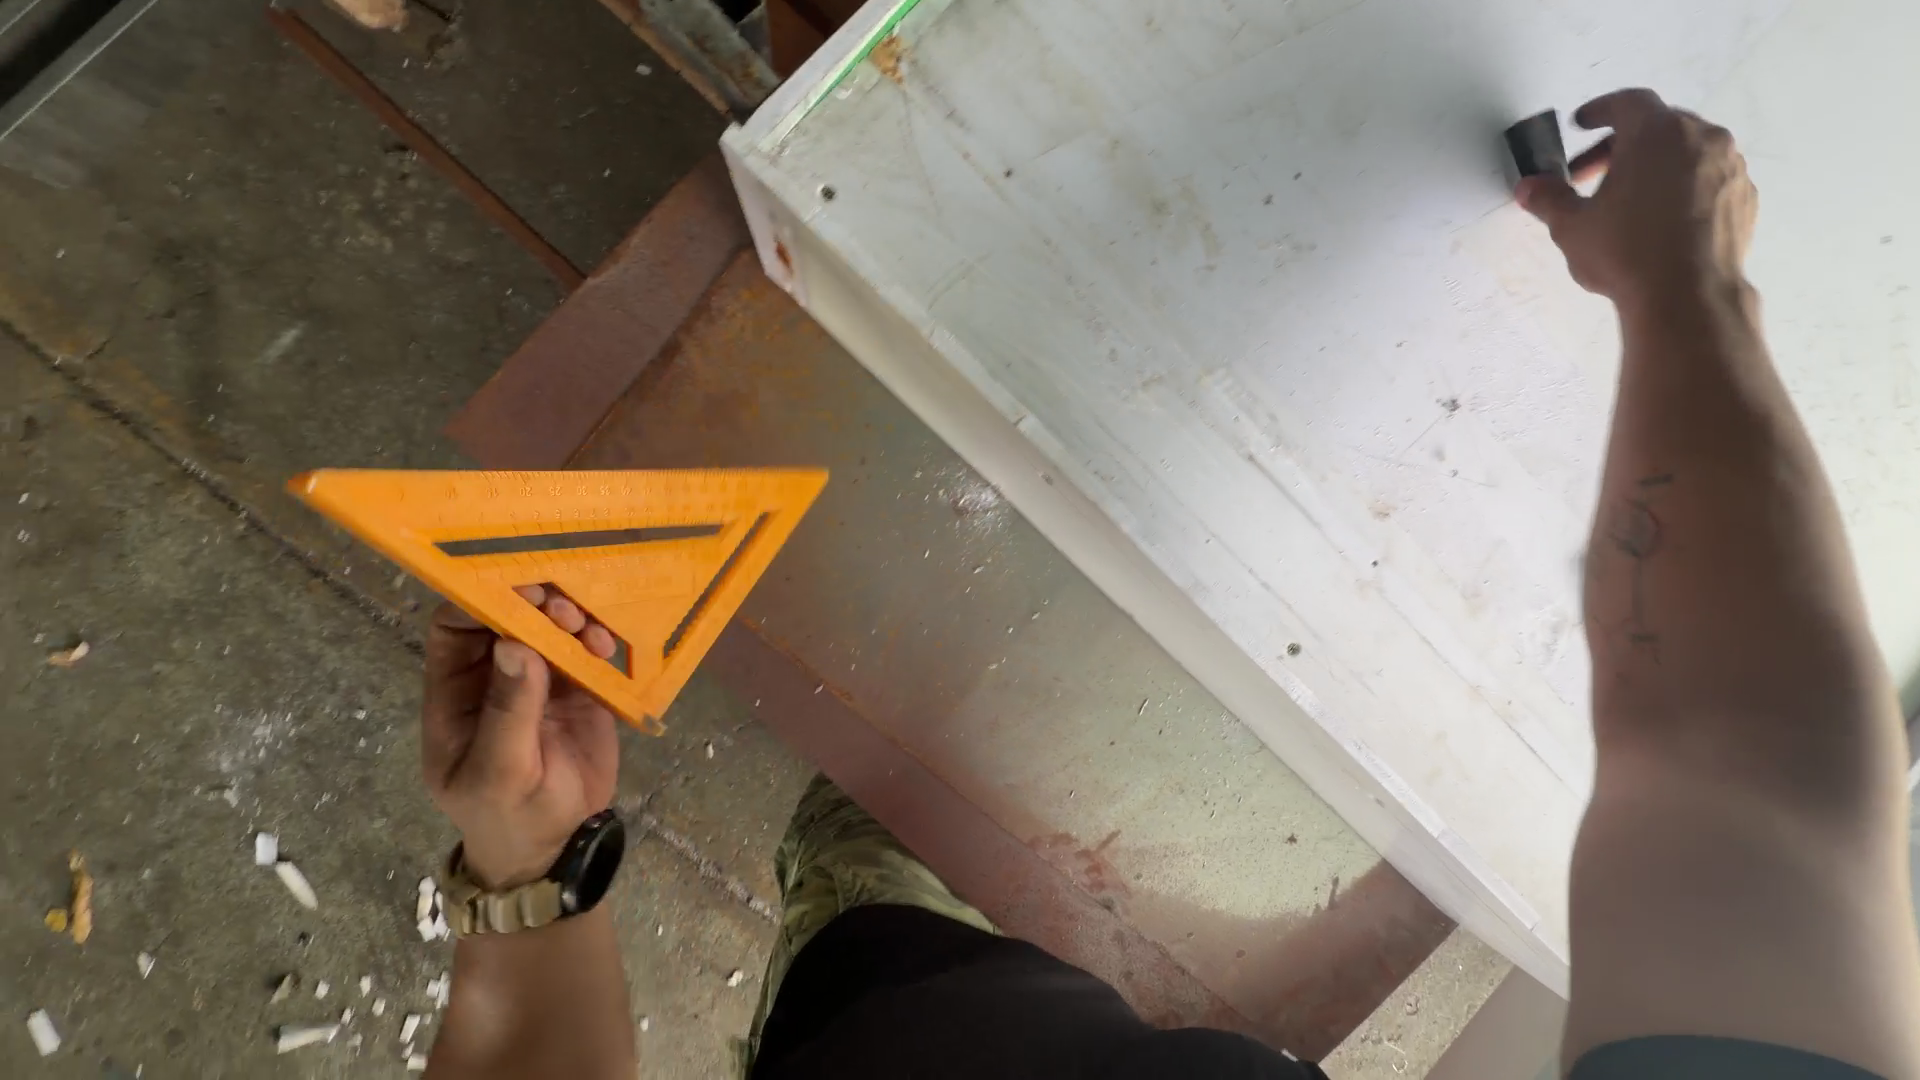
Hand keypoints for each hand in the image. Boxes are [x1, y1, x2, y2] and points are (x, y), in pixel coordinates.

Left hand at [422, 586, 620, 888]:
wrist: (559, 847)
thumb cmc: (511, 816)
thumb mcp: (502, 771)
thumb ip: (509, 710)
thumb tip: (516, 645)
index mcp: (457, 696)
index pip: (455, 631)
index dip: (481, 603)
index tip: (519, 592)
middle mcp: (497, 680)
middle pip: (510, 621)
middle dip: (536, 606)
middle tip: (564, 609)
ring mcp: (542, 684)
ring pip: (553, 632)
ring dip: (571, 620)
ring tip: (590, 629)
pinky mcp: (581, 693)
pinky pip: (589, 654)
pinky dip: (600, 643)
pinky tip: (608, 646)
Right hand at [1516, 89, 1757, 310]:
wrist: (1685, 291)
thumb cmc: (1623, 251)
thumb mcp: (1569, 226)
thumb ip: (1548, 199)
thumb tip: (1528, 187)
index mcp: (1656, 135)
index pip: (1628, 102)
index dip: (1600, 109)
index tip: (1581, 122)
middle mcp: (1701, 138)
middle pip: (1657, 126)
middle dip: (1618, 146)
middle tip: (1587, 175)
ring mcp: (1729, 164)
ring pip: (1684, 150)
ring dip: (1650, 165)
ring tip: (1621, 200)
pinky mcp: (1742, 193)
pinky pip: (1705, 176)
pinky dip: (1677, 185)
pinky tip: (1654, 218)